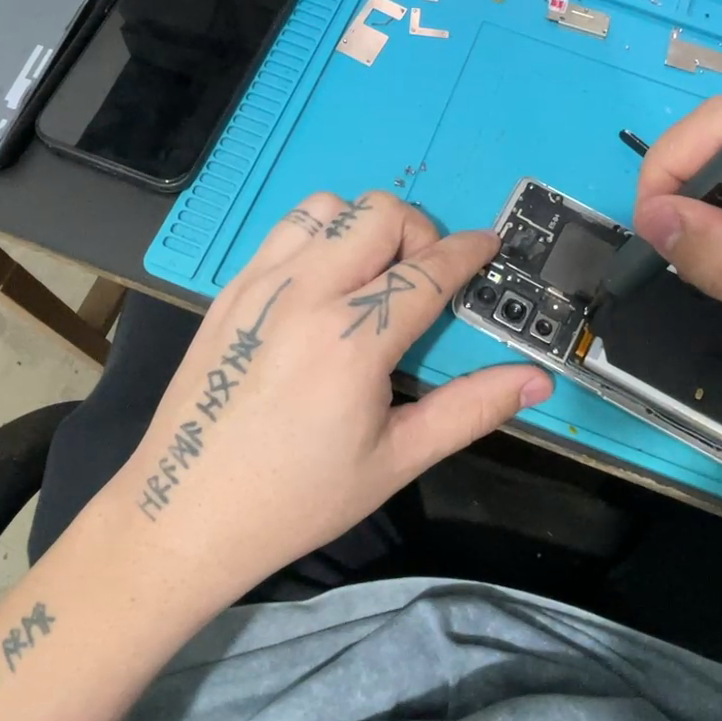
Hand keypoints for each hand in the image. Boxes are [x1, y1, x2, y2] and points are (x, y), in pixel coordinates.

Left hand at [98, 192, 552, 593]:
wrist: (185, 513)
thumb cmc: (297, 499)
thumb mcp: (395, 462)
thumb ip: (470, 410)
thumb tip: (536, 381)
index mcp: (352, 341)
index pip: (427, 270)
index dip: (468, 252)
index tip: (487, 248)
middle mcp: (305, 295)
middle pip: (379, 213)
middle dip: (419, 232)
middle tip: (425, 278)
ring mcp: (259, 285)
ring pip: (328, 207)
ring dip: (364, 228)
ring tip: (371, 277)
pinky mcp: (229, 291)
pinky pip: (284, 231)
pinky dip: (319, 238)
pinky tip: (322, 289)